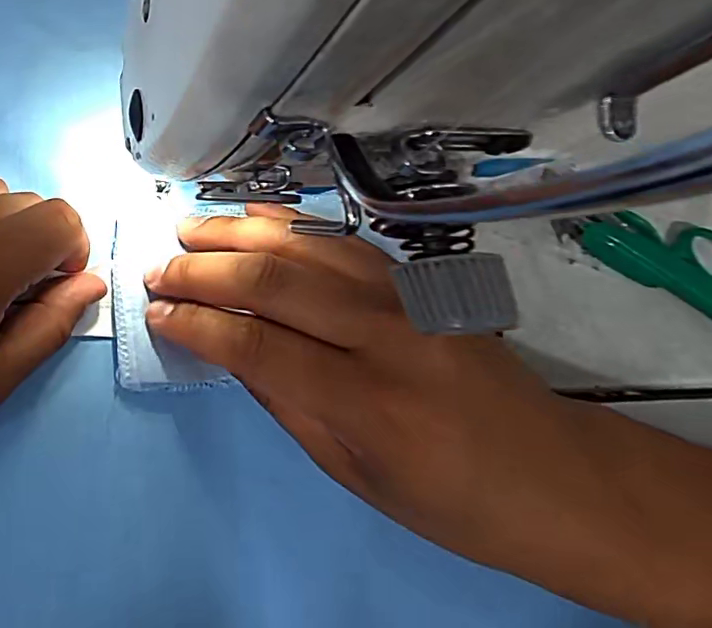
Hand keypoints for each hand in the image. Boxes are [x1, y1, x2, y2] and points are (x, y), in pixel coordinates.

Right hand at [142, 205, 623, 578]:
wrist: (556, 472)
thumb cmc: (450, 497)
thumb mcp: (353, 472)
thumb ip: (282, 401)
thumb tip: (221, 347)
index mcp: (370, 403)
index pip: (258, 347)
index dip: (197, 325)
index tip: (156, 312)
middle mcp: (386, 335)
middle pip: (273, 282)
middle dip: (202, 270)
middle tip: (158, 269)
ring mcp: (404, 293)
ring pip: (301, 244)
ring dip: (234, 232)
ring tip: (186, 230)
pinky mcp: (414, 274)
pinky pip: (337, 235)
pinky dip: (286, 221)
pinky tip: (249, 215)